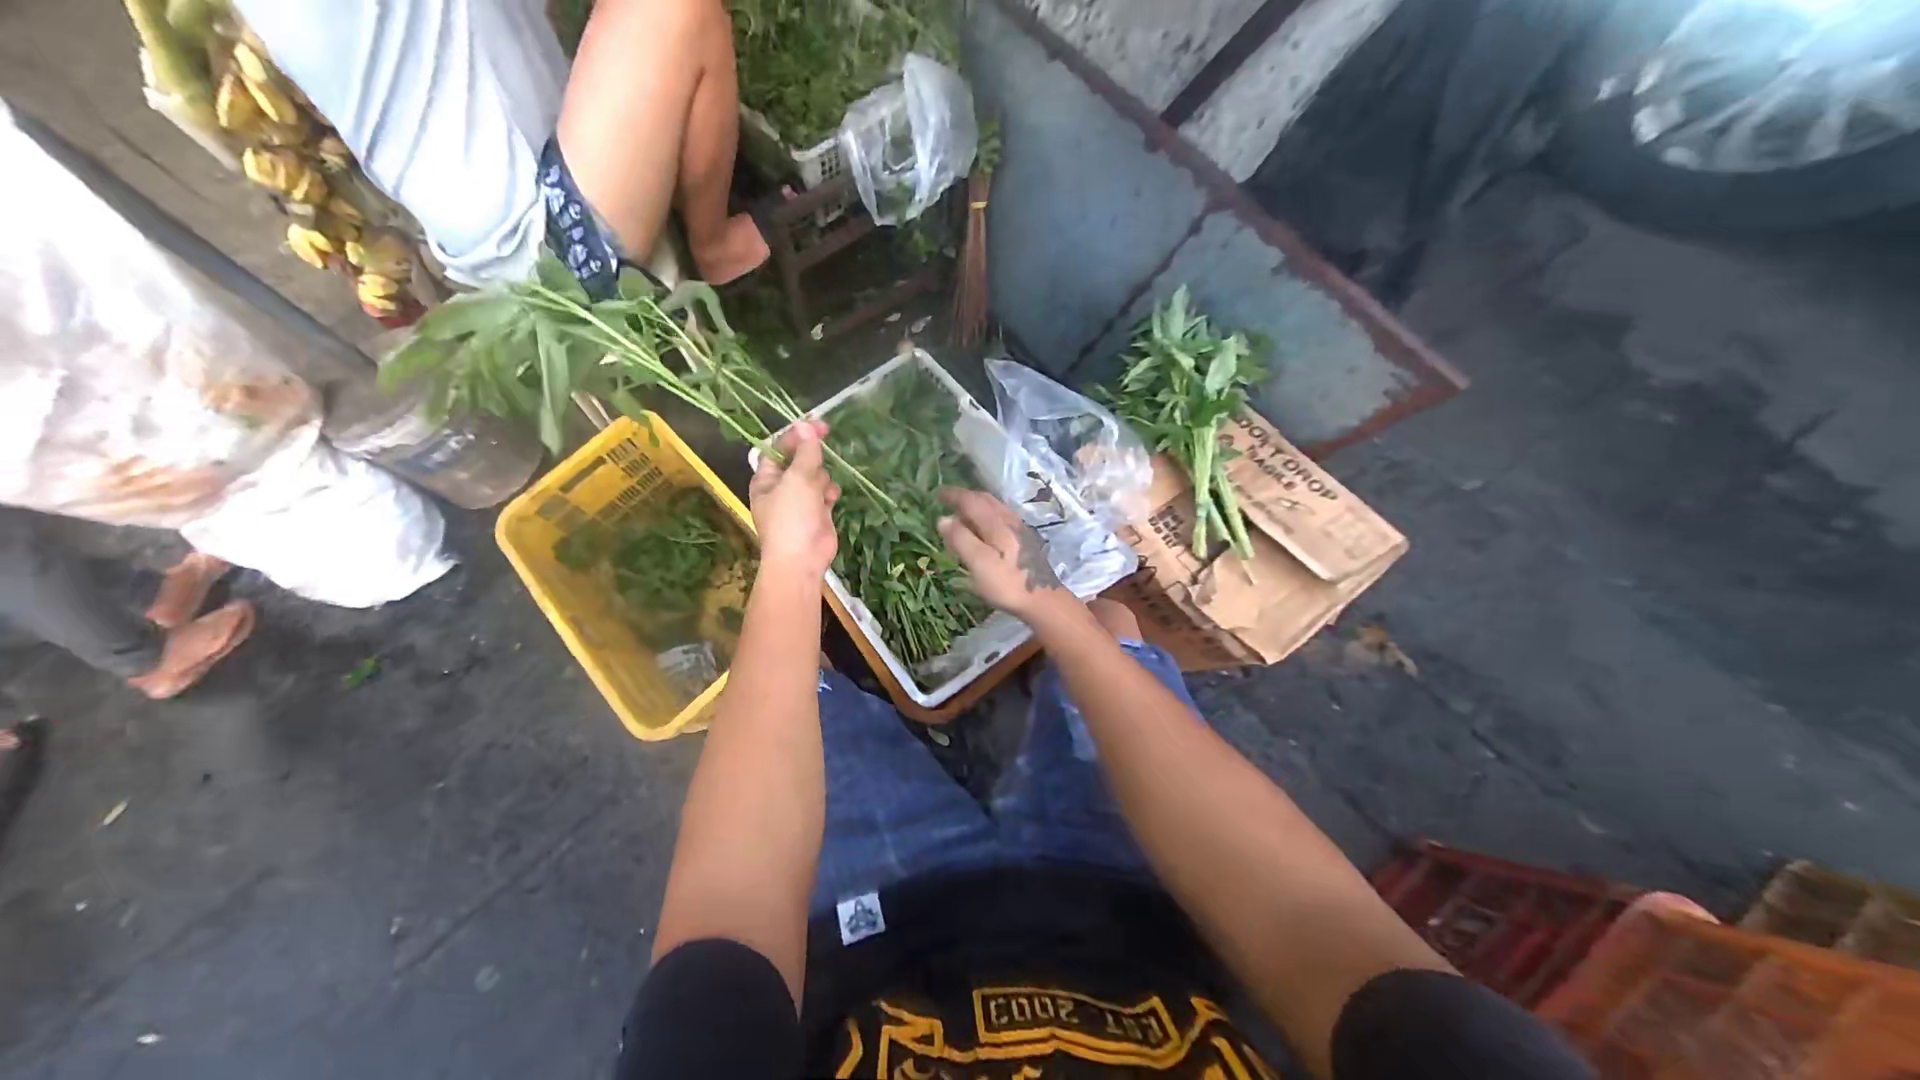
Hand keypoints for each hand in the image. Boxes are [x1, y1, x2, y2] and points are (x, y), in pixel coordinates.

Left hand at [750, 419, 839, 576]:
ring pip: (815, 476)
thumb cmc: (791, 518)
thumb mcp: (797, 480)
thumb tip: (806, 426)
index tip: (819, 424)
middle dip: (813, 459)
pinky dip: (829, 493)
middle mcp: (781, 487)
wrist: (801, 560)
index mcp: (766, 478)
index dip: (798, 434)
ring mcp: (799, 501)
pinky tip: (831, 499)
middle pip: (800, 460)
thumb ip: (805, 453)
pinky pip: (825, 493)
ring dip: (822, 479)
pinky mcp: (817, 513)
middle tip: (825, 451)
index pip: (780, 448)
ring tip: (821, 491)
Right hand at [936, 488, 1077, 621]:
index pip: (971, 500)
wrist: (1043, 600)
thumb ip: (960, 539)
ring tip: (961, 515)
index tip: (937, 493)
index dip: (953, 495)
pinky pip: (1001, 517)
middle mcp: (1009, 520)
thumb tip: (943, 518)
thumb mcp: (979, 563)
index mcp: (996, 523)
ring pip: (995, 507)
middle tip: (948, 502)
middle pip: (985, 499)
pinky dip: (986, 516)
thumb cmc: (1007, 584)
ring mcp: (1019, 529)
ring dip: (976, 506)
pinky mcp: (1025, 539)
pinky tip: (982, 530)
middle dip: (965, 497)